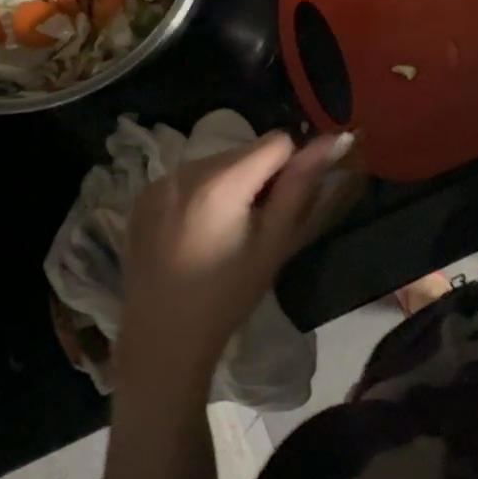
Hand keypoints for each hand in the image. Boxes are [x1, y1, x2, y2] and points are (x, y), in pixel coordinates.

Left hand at [116, 131, 353, 391]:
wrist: (161, 339)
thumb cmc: (227, 295)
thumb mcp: (274, 242)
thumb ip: (302, 185)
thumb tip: (335, 139)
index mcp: (221, 180)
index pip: (277, 141)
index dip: (291, 169)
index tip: (283, 207)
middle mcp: (186, 169)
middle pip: (245, 150)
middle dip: (260, 177)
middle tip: (257, 225)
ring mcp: (159, 182)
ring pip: (217, 162)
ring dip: (232, 183)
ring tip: (226, 231)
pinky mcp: (142, 198)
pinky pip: (188, 178)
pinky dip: (202, 193)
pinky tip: (197, 233)